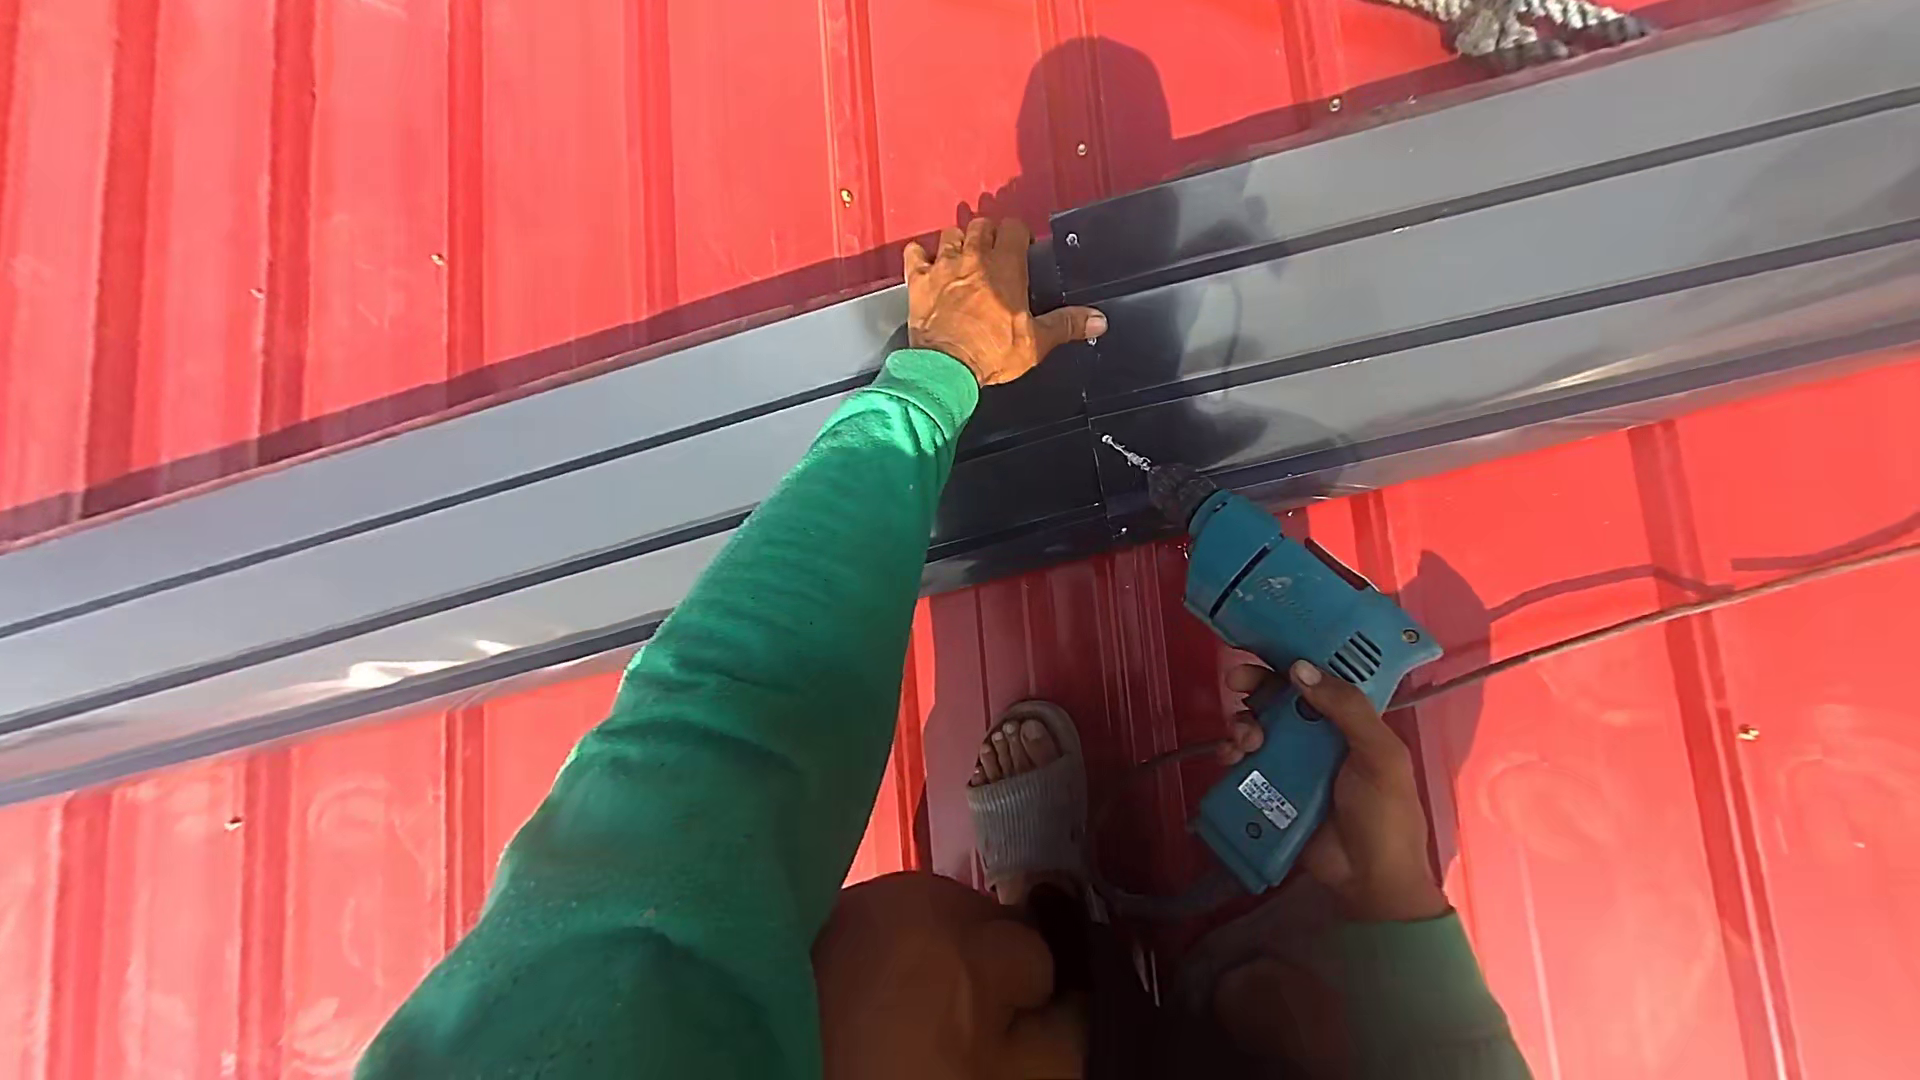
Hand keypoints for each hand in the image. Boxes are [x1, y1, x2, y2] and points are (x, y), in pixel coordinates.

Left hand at [903, 217, 1104, 385]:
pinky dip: (920, 255)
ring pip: (951, 234)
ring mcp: (943, 267)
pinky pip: (915, 254)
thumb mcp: (1036, 342)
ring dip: (958, 241)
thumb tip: (1097, 319)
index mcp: (1006, 267)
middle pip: (982, 225)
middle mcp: (974, 258)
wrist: (947, 368)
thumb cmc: (990, 353)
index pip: (1014, 228)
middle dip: (989, 234)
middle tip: (994, 251)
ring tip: (964, 256)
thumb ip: (1067, 325)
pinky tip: (925, 262)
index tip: (1021, 246)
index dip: (1019, 234)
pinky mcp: (919, 282)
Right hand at [1219, 660, 1448, 922]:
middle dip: (1253, 685)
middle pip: (1276, 695)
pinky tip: (1232, 758)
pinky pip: (1242, 757)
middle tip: (1235, 683)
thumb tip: (1300, 668)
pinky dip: (1230, 751)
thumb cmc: (1385, 815)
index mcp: (1348, 720)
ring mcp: (1289, 757)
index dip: (1289, 659)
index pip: (1316, 677)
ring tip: (1247, 742)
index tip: (1266, 651)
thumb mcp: (1380, 756)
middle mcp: (1315, 732)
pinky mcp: (1267, 782)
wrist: (1367, 879)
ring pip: (1254, 722)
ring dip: (1242, 723)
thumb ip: (1348, 709)